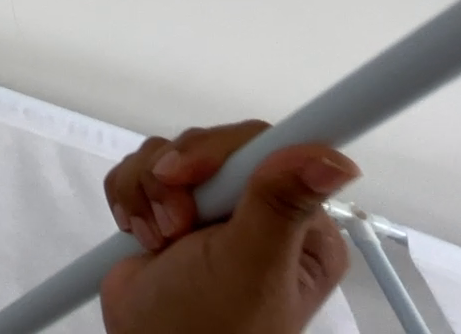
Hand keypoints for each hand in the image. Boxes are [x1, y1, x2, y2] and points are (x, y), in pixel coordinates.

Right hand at [101, 120, 359, 333]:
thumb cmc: (209, 322)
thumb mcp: (249, 265)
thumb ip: (278, 206)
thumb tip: (335, 160)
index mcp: (297, 224)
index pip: (262, 146)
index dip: (216, 150)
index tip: (182, 174)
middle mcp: (255, 208)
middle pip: (204, 145)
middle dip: (170, 180)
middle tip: (171, 227)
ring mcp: (205, 206)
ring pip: (160, 153)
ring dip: (143, 193)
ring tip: (153, 238)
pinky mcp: (162, 205)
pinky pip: (133, 168)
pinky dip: (125, 196)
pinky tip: (136, 232)